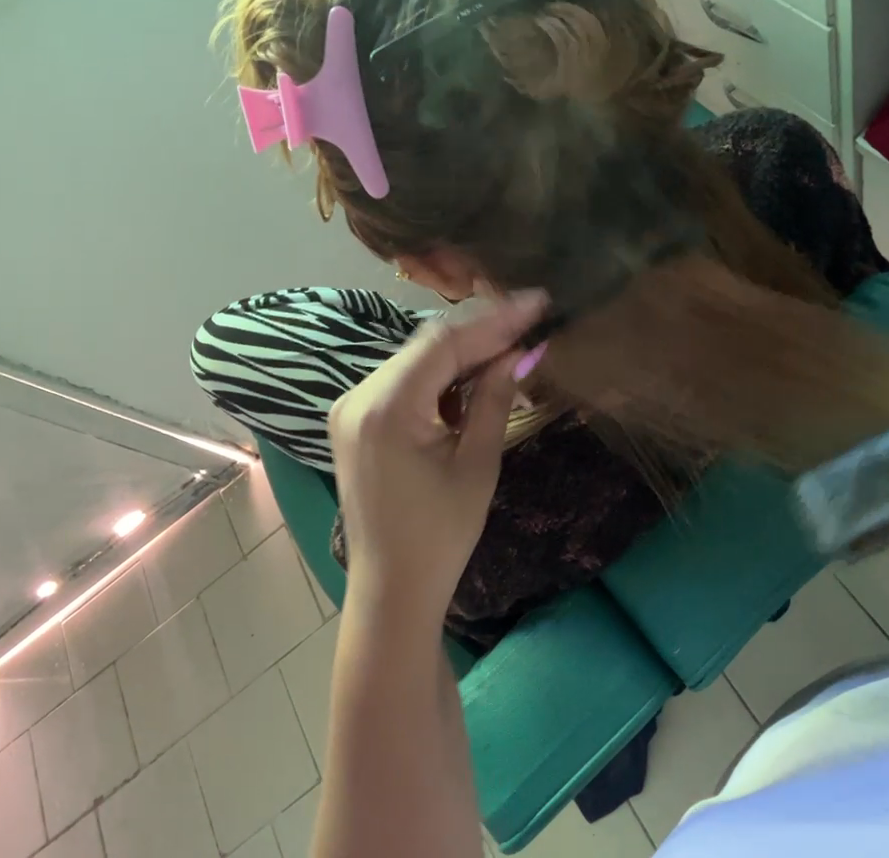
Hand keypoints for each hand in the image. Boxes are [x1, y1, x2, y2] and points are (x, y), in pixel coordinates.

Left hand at [327, 292, 545, 615]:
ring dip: (462, 357)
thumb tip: (522, 350)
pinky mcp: (355, 422)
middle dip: (481, 336)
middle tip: (532, 322)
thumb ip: (494, 397)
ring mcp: (350, 409)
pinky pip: (404, 384)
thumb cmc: (441, 535)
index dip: (495, 320)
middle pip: (427, 347)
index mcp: (385, 408)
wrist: (393, 588)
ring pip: (416, 362)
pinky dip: (440, 380)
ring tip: (512, 353)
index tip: (537, 301)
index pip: (444, 343)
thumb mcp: (477, 463)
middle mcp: (357, 397)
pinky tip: (475, 382)